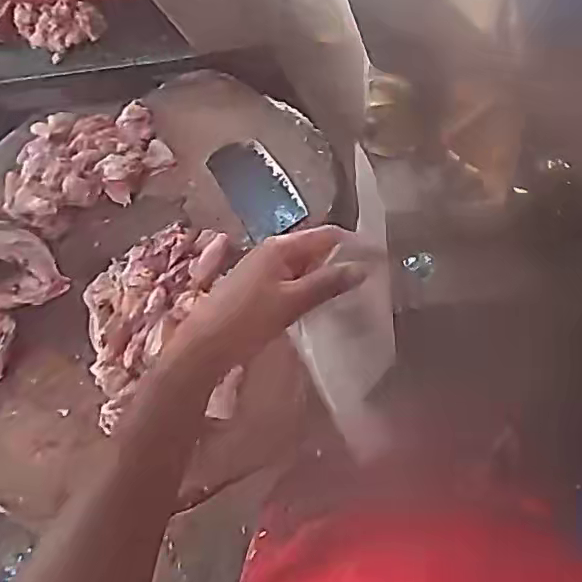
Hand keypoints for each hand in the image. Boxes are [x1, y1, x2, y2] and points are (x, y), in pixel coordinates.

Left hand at [168, 225, 369, 374]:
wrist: (202, 347)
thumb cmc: (247, 321)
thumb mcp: (292, 302)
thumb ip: (327, 284)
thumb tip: (362, 267)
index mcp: (280, 246)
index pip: (327, 234)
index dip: (354, 243)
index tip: (379, 258)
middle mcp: (271, 250)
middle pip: (315, 248)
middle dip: (342, 260)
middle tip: (370, 279)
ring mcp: (262, 268)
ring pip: (304, 266)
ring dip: (326, 276)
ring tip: (352, 293)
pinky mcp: (256, 287)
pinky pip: (292, 280)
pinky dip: (309, 288)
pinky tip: (320, 304)